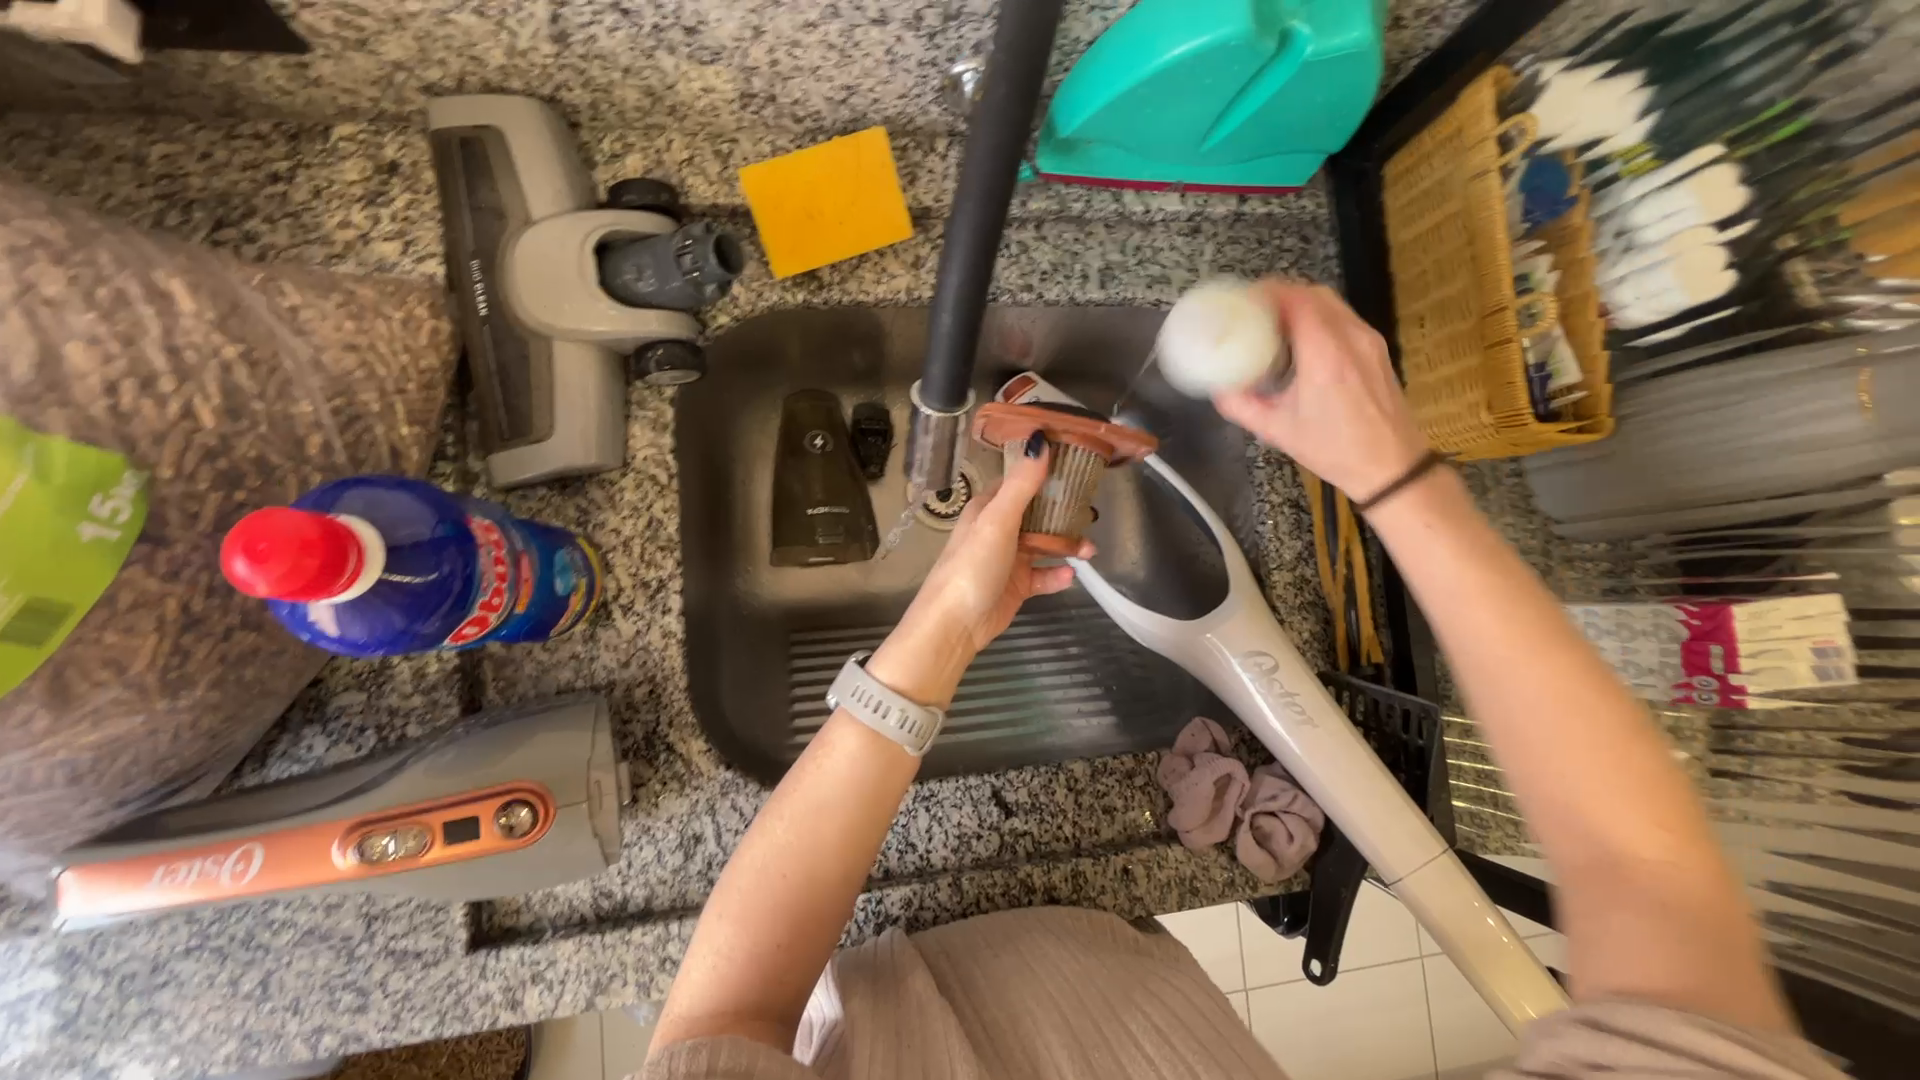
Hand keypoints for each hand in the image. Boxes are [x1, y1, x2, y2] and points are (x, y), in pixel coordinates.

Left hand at [868, 431, 1091, 706]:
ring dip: (1067, 546)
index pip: (1020, 482)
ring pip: (1044, 545)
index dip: (1045, 473)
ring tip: (1090, 551)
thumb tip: (1040, 440)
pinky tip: (1071, 577)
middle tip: (1093, 514)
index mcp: (987, 509)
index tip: (1077, 466)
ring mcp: (1007, 560)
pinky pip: (1043, 576)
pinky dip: (1058, 575)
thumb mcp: (997, 520)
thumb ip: (1022, 484)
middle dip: (1064, 513)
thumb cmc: (972, 566)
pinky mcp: (1016, 587)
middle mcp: (997, 530)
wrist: (954, 625)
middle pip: (1037, 514)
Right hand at [1211, 281, 1429, 505]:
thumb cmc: (1334, 450)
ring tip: (1275, 323)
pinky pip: (1344, 319)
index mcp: (1324, 355)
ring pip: (1332, 303)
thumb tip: (1217, 389)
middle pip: (1314, 293)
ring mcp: (1368, 341)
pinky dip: (1319, 318)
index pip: (1296, 300)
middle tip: (1254, 310)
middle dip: (1282, 294)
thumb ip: (1242, 406)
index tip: (1243, 300)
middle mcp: (1350, 339)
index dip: (1268, 292)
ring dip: (1301, 304)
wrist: (1391, 466)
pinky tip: (1301, 341)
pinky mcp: (1376, 350)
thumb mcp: (1277, 431)